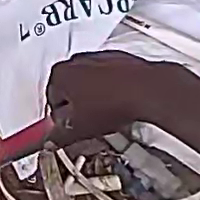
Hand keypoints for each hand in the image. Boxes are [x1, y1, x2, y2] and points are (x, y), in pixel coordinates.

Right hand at [45, 51, 195, 143]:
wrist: (149, 91)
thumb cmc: (114, 102)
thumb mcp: (79, 129)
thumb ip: (58, 136)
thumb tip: (51, 141)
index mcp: (60, 74)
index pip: (51, 101)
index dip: (60, 120)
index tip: (67, 130)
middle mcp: (77, 61)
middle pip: (69, 90)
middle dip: (76, 108)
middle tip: (87, 125)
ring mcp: (99, 58)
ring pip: (90, 84)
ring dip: (94, 100)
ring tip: (106, 117)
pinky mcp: (120, 61)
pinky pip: (110, 79)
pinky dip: (112, 91)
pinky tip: (120, 106)